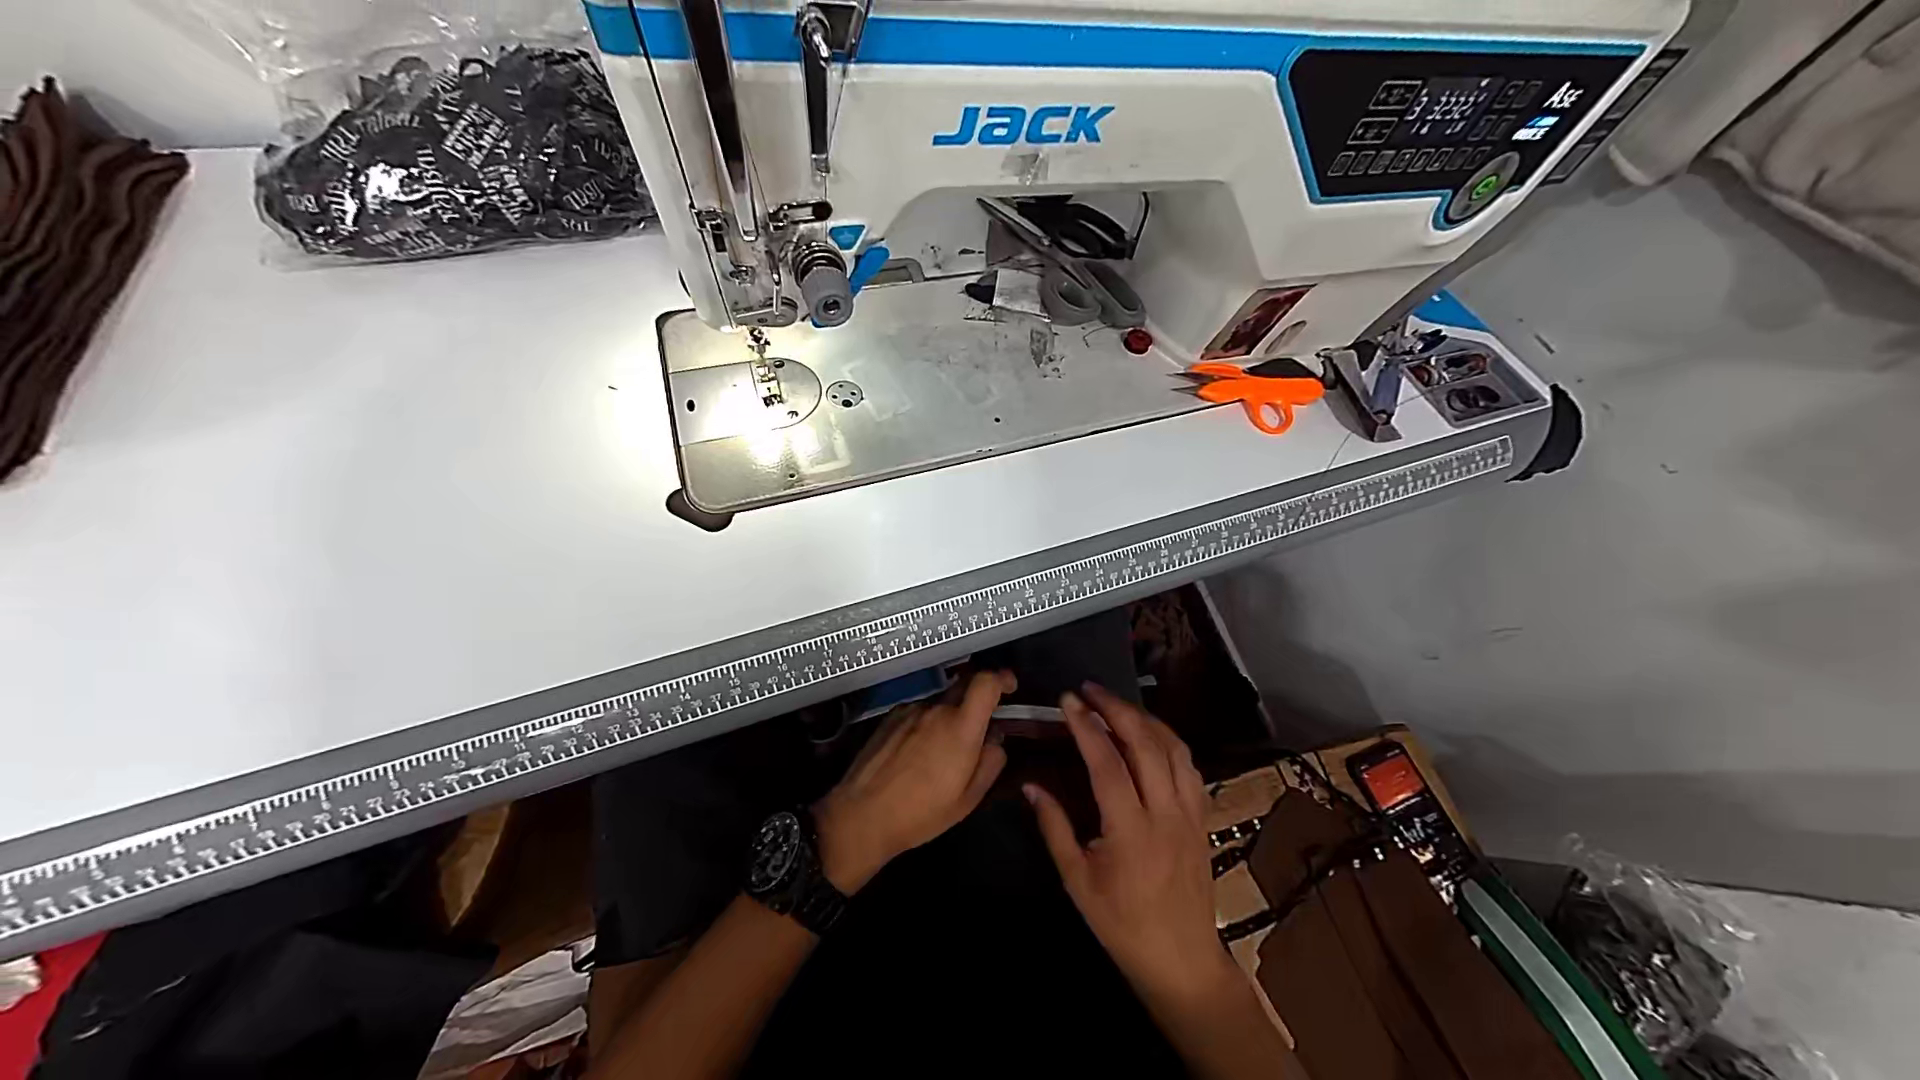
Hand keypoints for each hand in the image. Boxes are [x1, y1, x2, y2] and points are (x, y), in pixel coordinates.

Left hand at [811, 670, 1013, 893]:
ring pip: (940, 702)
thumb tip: (995, 740)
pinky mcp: (890, 717)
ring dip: (950, 715)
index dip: (1001, 678)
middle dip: (979, 697)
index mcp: (960, 727)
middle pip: (964, 685)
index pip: (985, 682)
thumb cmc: (921, 812)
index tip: (1009, 687)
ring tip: (943, 750)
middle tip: (981, 725)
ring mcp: (910, 710)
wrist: (862, 815)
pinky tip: (918, 752)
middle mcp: (935, 709)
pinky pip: (919, 711)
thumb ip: (990, 763)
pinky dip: (927, 722)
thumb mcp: (968, 799)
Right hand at [1026, 683, 1236, 1007]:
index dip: (1086, 727)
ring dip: (1145, 718)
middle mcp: (1166, 814)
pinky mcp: (1203, 818)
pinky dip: (1169, 740)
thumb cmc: (1122, 924)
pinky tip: (1151, 734)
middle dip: (1116, 708)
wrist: (1181, 959)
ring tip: (1117, 704)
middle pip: (1146, 743)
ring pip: (1174, 748)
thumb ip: (1053, 828)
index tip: (1068, 701)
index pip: (1107, 763)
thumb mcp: (1077, 881)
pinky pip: (1190, 766)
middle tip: (1090, 690)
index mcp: (1131, 831)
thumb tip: (1031, 786)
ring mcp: (1191, 814)